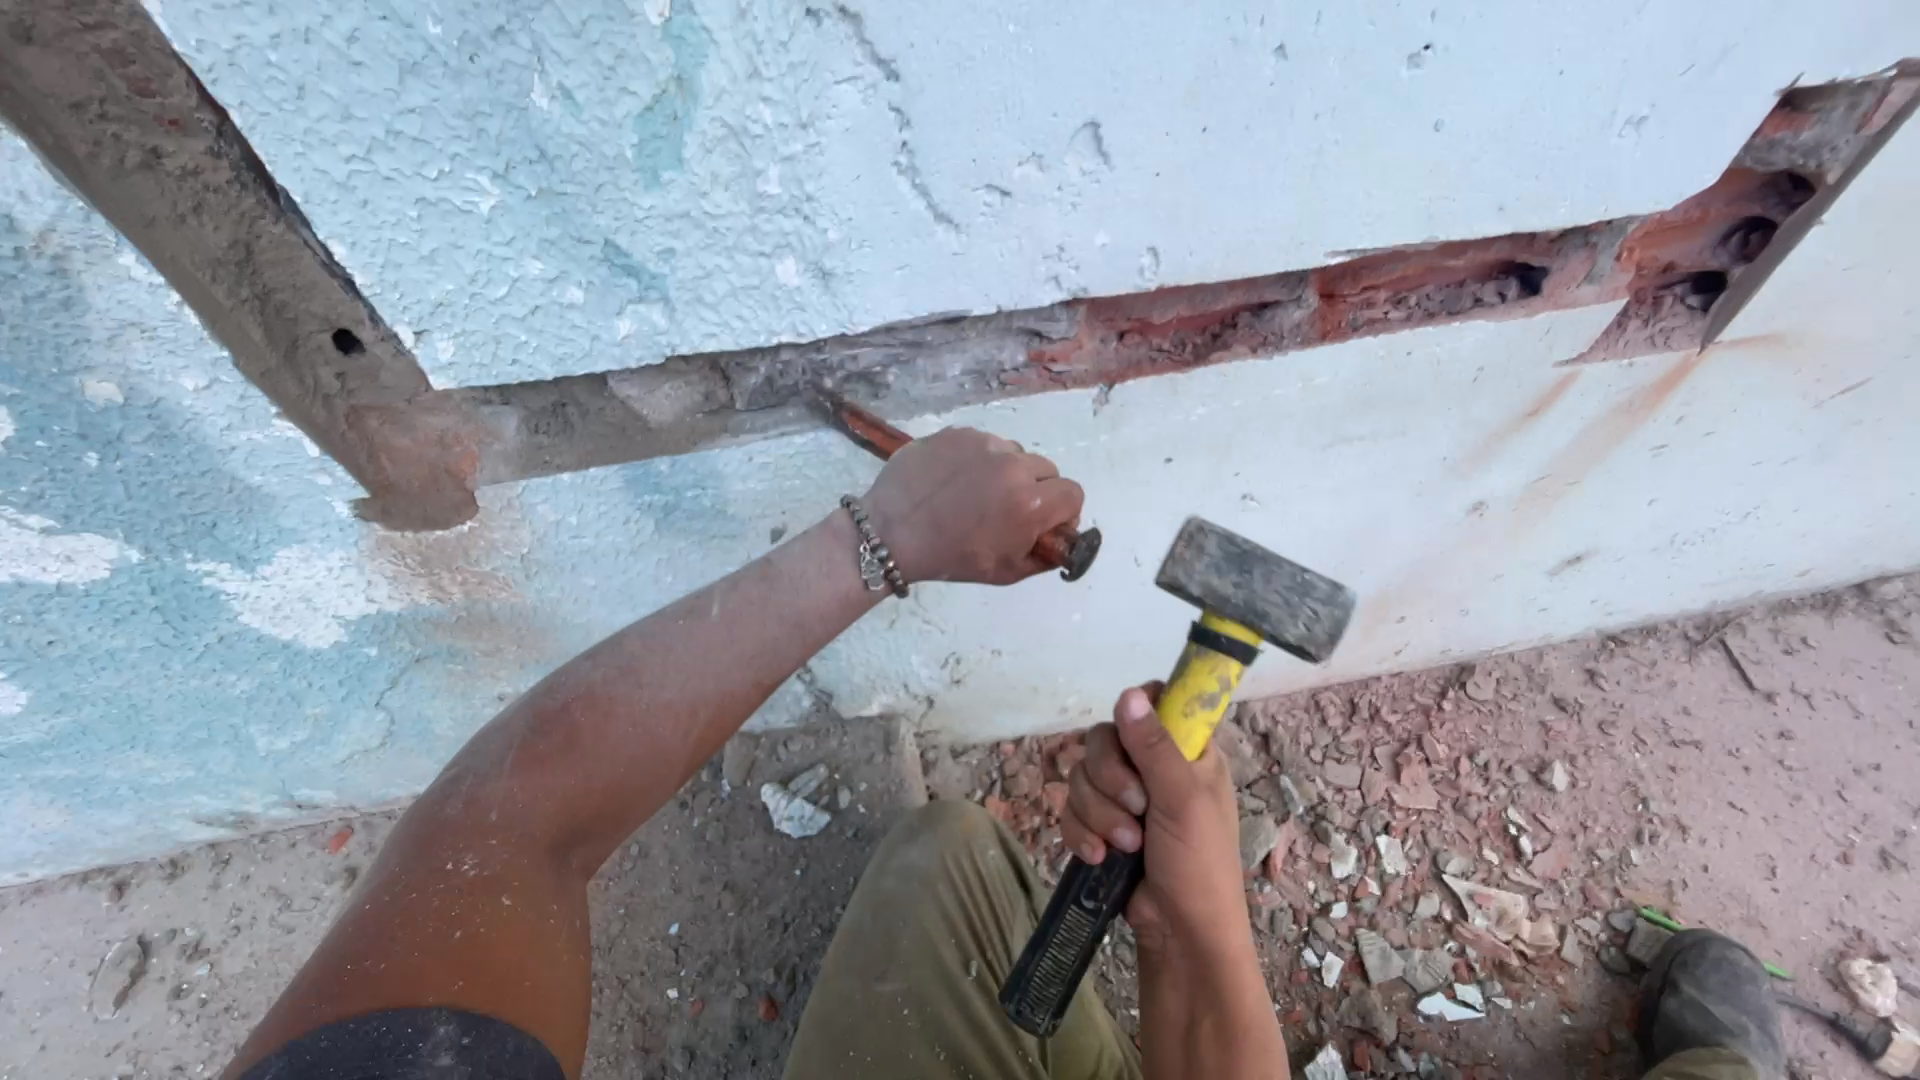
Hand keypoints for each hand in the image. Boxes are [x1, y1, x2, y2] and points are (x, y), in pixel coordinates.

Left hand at [860, 427, 1083, 585]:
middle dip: (1037, 489)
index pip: (1073, 494)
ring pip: (1015, 453)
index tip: (1044, 522)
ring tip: (977, 493)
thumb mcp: (1006, 572)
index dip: (1063, 512)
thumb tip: (1064, 542)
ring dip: (1007, 471)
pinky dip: (978, 459)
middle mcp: (1013, 465)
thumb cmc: (951, 558)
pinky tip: (956, 479)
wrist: (892, 533)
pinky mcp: (959, 432)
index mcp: (1031, 502)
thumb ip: (1045, 557)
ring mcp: (984, 443)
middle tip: (1008, 509)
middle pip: (1047, 470)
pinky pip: (985, 443)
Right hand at [1060, 685, 1249, 957]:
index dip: (1136, 710)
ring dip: (1099, 813)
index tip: (1127, 734)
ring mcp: (1125, 797)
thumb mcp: (1183, 800)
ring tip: (1126, 845)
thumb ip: (1154, 746)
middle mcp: (1153, 767)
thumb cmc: (1199, 865)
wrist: (1179, 937)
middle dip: (1110, 777)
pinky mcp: (1101, 826)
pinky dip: (1081, 833)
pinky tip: (1098, 857)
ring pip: (1082, 775)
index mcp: (1187, 752)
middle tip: (1135, 806)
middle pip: (1104, 738)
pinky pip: (1071, 809)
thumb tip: (1128, 692)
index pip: (1155, 702)